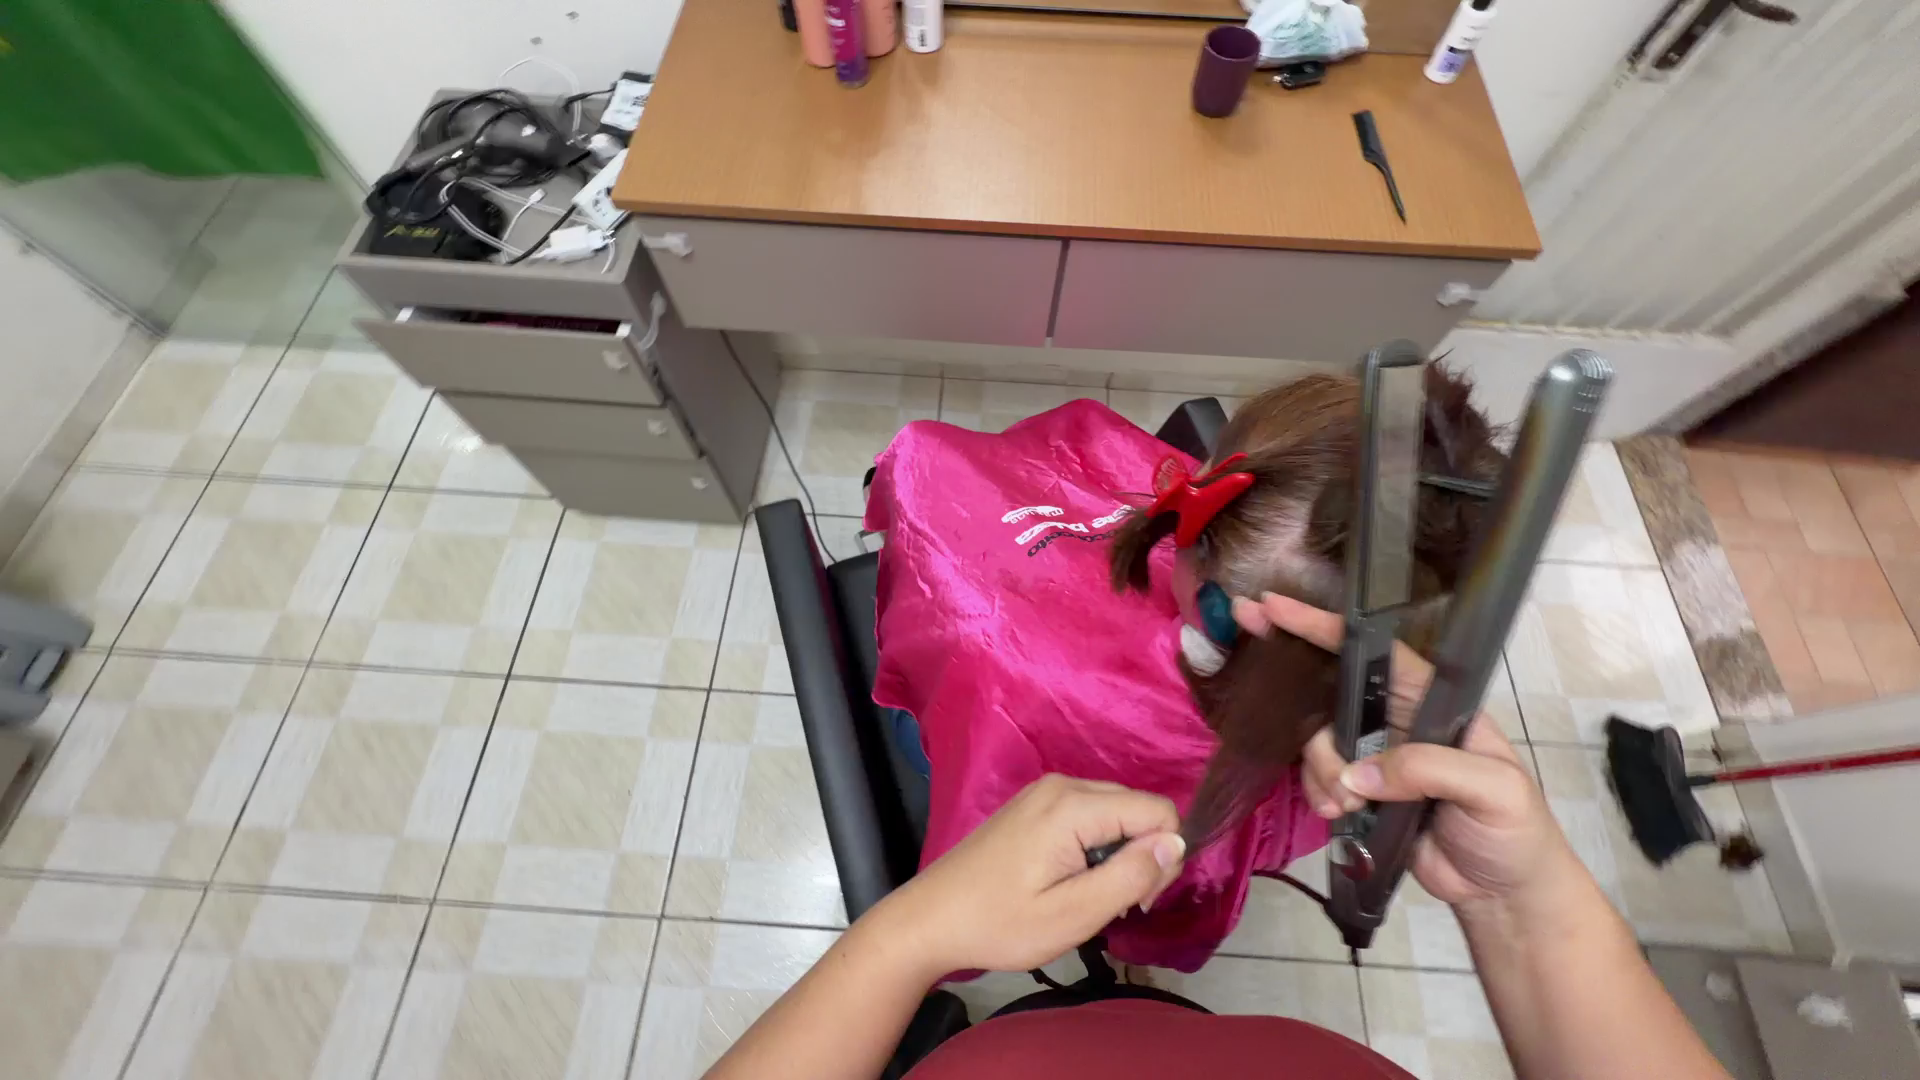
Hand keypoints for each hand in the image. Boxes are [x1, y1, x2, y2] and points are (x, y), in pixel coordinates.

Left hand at [874, 775, 1184, 975]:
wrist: (932, 917)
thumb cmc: (1001, 923)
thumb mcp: (1073, 914)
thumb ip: (1130, 876)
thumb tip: (1176, 842)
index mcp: (1073, 805)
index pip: (1158, 810)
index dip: (1163, 858)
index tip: (1138, 901)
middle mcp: (1063, 785)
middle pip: (1137, 808)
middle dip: (1142, 855)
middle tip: (1112, 905)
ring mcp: (1045, 792)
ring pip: (1115, 812)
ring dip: (1118, 853)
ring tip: (1087, 896)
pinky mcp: (1034, 804)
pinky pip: (1089, 814)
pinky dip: (1095, 846)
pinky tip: (1071, 879)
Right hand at [1232, 593, 1578, 909]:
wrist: (1500, 897)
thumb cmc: (1514, 831)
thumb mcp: (1495, 788)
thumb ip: (1428, 768)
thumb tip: (1353, 776)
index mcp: (1430, 703)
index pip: (1374, 652)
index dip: (1324, 627)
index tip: (1276, 607)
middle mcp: (1393, 720)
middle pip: (1328, 686)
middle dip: (1288, 669)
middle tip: (1246, 625)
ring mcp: (1367, 755)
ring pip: (1314, 739)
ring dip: (1318, 766)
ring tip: (1346, 803)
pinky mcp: (1351, 790)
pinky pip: (1313, 777)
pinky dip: (1317, 793)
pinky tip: (1340, 814)